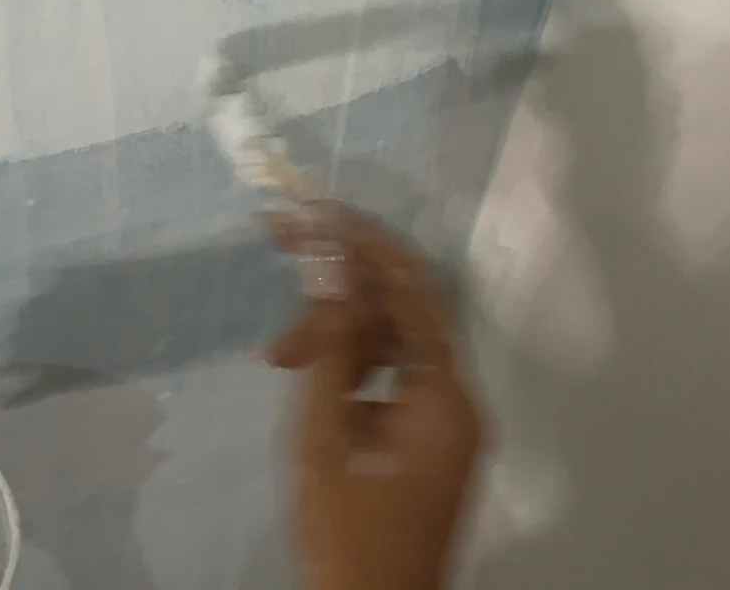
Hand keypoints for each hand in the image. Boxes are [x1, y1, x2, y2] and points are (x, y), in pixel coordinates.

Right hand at [262, 201, 485, 589]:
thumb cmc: (345, 523)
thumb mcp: (325, 427)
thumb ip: (332, 341)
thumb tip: (333, 266)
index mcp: (443, 394)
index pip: (410, 289)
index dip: (363, 241)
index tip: (317, 207)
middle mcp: (454, 397)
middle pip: (397, 311)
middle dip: (337, 279)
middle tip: (281, 237)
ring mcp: (441, 418)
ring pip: (386, 344)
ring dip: (331, 333)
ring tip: (276, 352)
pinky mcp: (422, 434)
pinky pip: (385, 376)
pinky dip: (344, 367)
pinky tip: (299, 371)